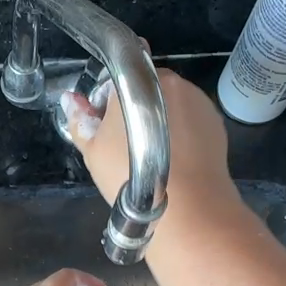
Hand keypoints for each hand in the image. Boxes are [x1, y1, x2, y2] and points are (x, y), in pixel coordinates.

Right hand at [64, 67, 239, 222]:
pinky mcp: (215, 120)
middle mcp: (171, 81)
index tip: (104, 132)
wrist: (189, 205)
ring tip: (153, 158)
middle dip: (134, 112)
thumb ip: (80, 121)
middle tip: (126, 148)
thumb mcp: (94, 152)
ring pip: (170, 105)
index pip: (114, 82)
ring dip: (160, 121)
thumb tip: (70, 99)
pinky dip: (182, 134)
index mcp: (136, 80)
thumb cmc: (131, 176)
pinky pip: (191, 120)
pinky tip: (175, 160)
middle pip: (144, 91)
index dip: (105, 106)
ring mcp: (198, 99)